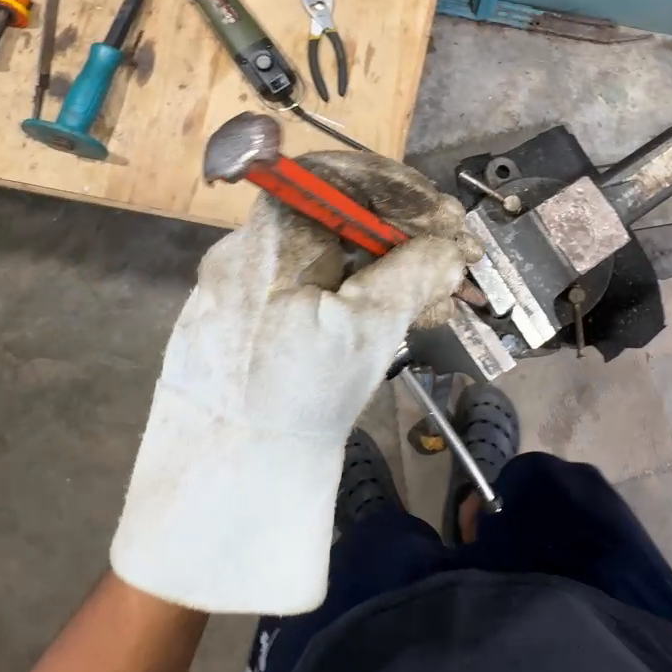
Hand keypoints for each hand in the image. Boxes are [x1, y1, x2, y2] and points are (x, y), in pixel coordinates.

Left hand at [110, 152, 481, 614]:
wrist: (222, 493)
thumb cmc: (293, 398)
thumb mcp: (365, 332)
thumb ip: (411, 275)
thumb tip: (450, 246)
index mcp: (266, 240)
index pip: (336, 179)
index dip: (396, 190)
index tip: (442, 216)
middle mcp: (245, 256)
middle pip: (336, 221)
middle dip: (400, 237)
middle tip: (448, 262)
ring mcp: (240, 295)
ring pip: (327, 261)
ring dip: (384, 270)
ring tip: (432, 300)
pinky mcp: (243, 331)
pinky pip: (308, 294)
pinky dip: (354, 298)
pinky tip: (389, 322)